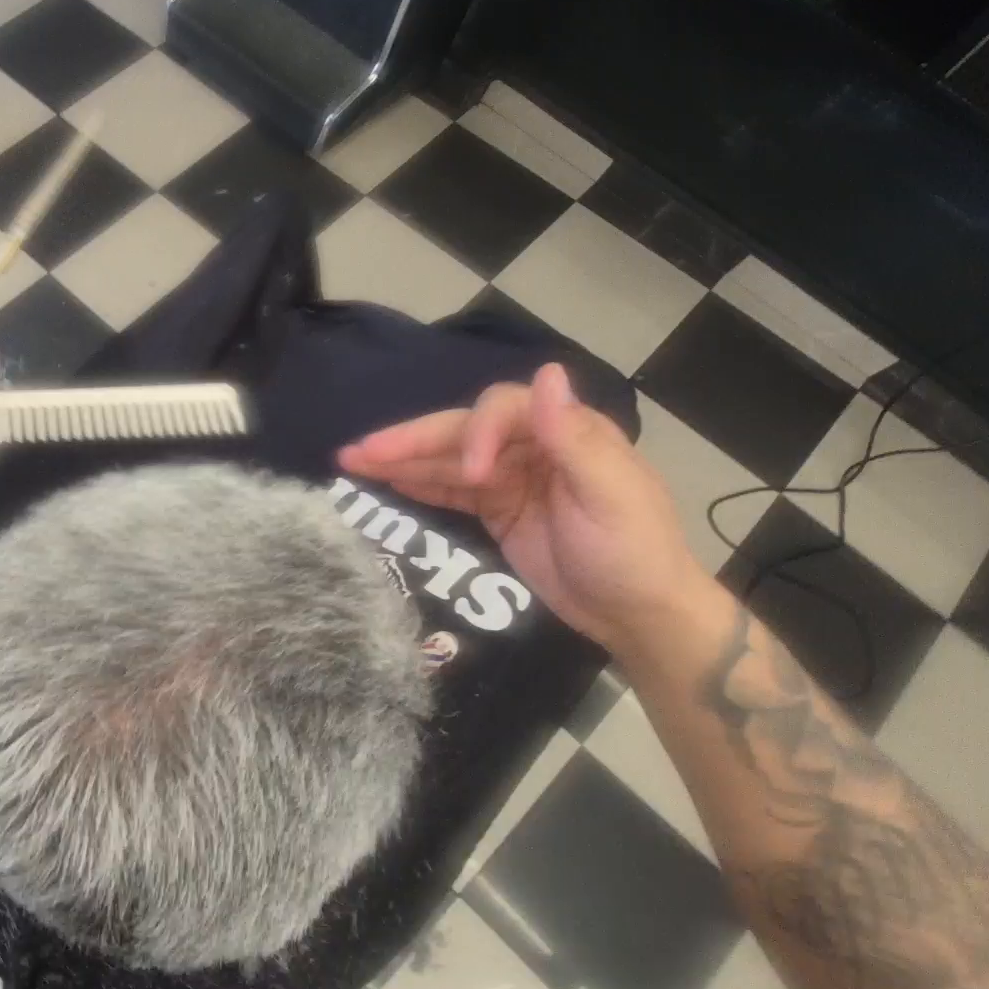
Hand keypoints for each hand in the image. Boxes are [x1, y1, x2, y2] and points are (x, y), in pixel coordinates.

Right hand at [336, 363, 714, 652]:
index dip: (476, 433)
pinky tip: (383, 480)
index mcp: (566, 432)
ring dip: (400, 459)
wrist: (637, 615)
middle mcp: (532, 446)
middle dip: (410, 440)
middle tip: (359, 451)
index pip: (503, 410)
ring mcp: (510, 478)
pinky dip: (416, 483)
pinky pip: (448, 490)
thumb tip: (548, 373)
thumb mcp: (612, 496)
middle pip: (460, 431)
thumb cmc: (633, 553)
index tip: (472, 475)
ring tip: (351, 462)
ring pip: (446, 459)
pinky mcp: (495, 510)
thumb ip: (574, 438)